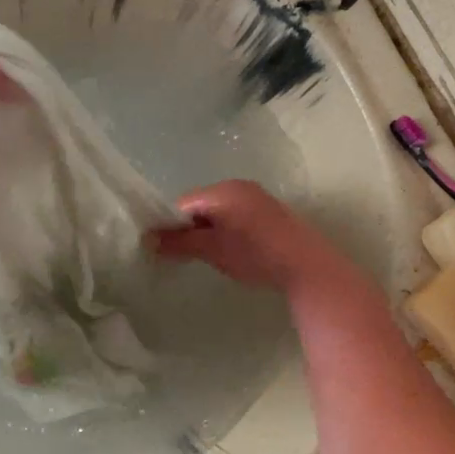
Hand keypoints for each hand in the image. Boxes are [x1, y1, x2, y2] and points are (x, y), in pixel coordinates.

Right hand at [151, 179, 340, 290]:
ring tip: (211, 257)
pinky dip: (227, 232)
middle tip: (186, 256)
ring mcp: (258, 199)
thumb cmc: (254, 254)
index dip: (170, 225)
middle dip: (189, 229)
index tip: (166, 249)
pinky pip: (237, 217)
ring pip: (220, 213)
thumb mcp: (211, 250)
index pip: (183, 203)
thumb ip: (179, 243)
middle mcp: (240, 187)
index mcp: (223, 190)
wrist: (306, 266)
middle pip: (201, 206)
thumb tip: (148, 239)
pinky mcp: (271, 214)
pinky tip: (234, 254)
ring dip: (209, 232)